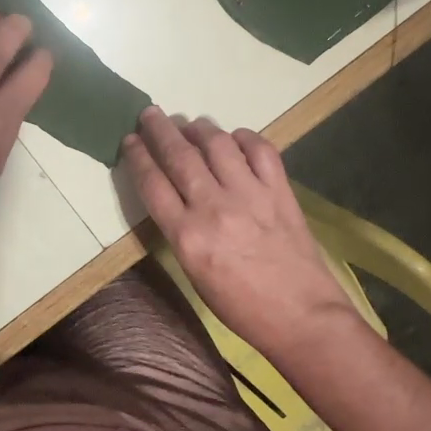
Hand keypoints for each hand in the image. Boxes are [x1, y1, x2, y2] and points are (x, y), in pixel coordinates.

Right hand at [121, 106, 355, 354]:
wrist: (301, 316)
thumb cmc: (240, 306)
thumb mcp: (194, 273)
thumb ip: (181, 230)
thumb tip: (174, 196)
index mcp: (187, 236)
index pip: (152, 182)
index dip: (137, 156)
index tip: (129, 139)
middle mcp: (214, 207)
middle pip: (179, 155)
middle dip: (160, 130)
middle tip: (150, 114)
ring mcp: (250, 195)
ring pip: (217, 144)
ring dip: (199, 128)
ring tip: (190, 124)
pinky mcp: (280, 191)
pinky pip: (260, 150)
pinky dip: (243, 137)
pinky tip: (234, 139)